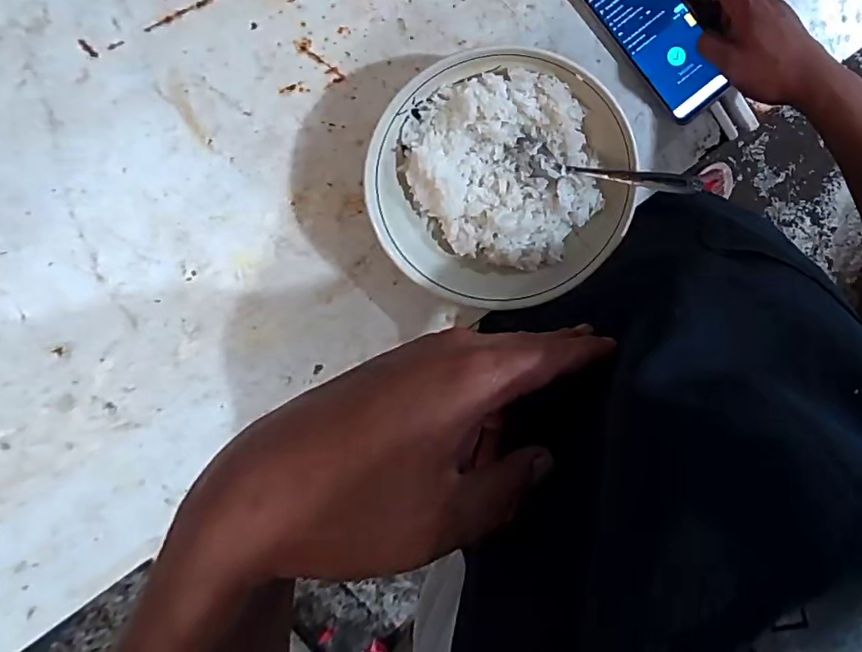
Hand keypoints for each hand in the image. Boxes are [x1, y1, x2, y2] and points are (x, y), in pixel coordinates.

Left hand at [168, 325, 614, 583]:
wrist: (247, 497)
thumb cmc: (355, 509)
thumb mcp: (442, 518)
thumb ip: (507, 487)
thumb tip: (541, 457)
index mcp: (475, 378)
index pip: (549, 353)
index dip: (585, 350)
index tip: (615, 344)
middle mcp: (453, 352)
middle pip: (523, 343)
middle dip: (559, 347)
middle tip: (591, 349)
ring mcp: (418, 354)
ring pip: (490, 349)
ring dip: (520, 362)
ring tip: (545, 376)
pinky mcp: (391, 366)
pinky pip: (460, 356)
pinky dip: (488, 368)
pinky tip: (484, 398)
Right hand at [666, 0, 850, 109]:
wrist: (815, 80)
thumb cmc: (776, 72)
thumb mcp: (730, 65)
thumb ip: (708, 46)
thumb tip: (699, 38)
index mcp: (744, 1)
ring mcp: (774, 3)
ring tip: (710, 12)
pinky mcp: (782, 15)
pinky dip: (739, 0)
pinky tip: (733, 26)